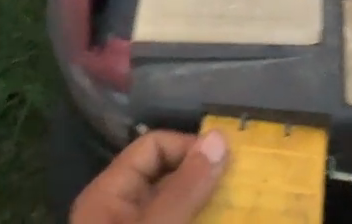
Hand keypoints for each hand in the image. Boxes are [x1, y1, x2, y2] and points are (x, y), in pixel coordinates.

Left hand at [70, 129, 227, 223]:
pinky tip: (226, 217)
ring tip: (241, 202)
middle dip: (204, 177)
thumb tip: (220, 136)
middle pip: (168, 176)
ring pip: (177, 206)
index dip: (189, 148)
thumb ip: (184, 188)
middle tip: (243, 182)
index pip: (154, 146)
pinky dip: (198, 218)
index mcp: (107, 193)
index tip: (227, 162)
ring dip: (206, 204)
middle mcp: (118, 210)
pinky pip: (177, 221)